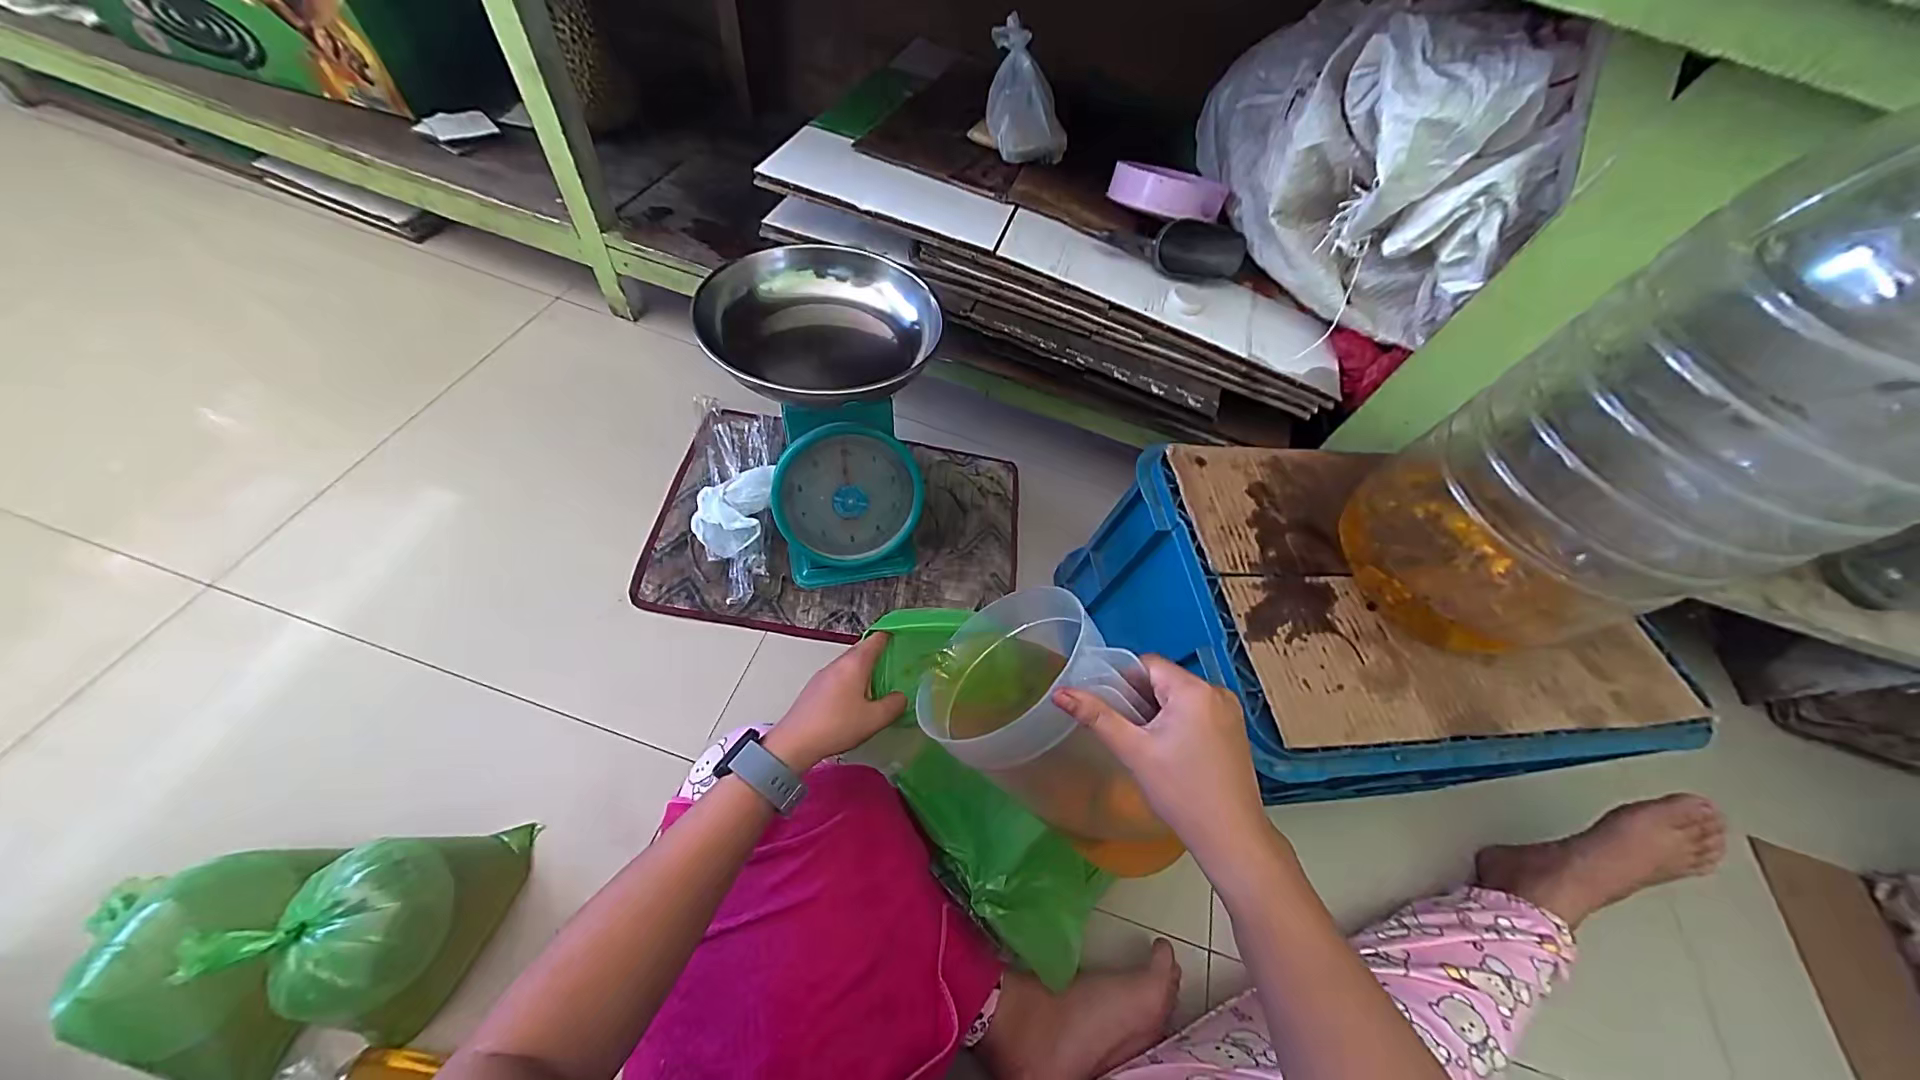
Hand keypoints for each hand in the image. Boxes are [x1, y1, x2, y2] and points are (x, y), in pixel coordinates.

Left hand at [761, 633, 906, 770]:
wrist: (795, 742)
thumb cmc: (837, 726)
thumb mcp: (874, 719)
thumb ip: (893, 705)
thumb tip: (900, 697)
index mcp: (854, 664)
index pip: (875, 640)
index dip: (889, 636)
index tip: (902, 638)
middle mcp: (838, 664)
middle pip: (861, 650)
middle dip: (877, 653)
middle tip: (894, 663)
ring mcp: (823, 675)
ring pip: (848, 664)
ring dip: (863, 668)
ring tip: (878, 683)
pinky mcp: (814, 688)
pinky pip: (838, 676)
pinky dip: (851, 680)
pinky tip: (855, 698)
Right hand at [1054, 655, 1271, 865]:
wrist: (1231, 836)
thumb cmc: (1180, 791)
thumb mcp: (1133, 751)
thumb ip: (1095, 716)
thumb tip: (1060, 692)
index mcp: (1193, 689)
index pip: (1147, 664)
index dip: (1122, 680)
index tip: (1110, 708)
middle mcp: (1216, 691)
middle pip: (1164, 679)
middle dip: (1140, 699)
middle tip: (1125, 731)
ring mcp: (1229, 711)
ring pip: (1179, 696)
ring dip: (1157, 712)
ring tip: (1146, 745)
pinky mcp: (1234, 729)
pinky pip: (1197, 711)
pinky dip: (1178, 722)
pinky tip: (1170, 752)